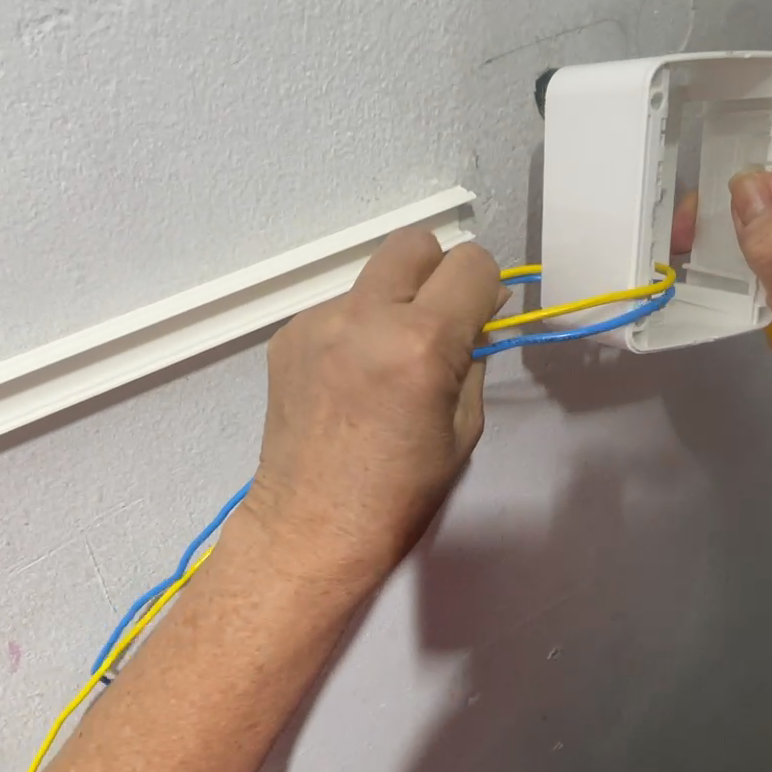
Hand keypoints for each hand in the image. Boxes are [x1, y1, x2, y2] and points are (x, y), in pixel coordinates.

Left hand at [239, 229, 504, 589]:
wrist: (310, 528)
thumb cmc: (401, 494)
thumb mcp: (463, 428)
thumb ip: (474, 357)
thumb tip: (481, 312)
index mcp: (420, 343)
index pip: (472, 263)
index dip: (484, 289)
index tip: (477, 320)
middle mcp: (365, 316)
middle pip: (415, 243)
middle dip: (436, 275)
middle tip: (433, 327)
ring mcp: (317, 322)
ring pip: (372, 277)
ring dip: (391, 304)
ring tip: (382, 365)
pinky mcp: (287, 337)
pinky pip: (338, 310)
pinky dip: (355, 331)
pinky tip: (347, 382)